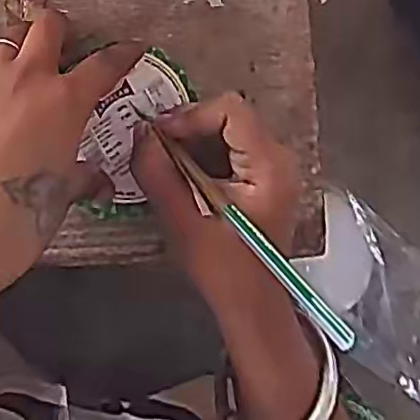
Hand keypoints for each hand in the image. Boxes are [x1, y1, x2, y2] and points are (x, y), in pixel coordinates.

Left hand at [0, 9, 143, 300]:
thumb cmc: (13, 222)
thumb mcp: (59, 198)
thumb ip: (81, 177)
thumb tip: (96, 179)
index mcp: (65, 102)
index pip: (104, 64)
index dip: (121, 53)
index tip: (128, 49)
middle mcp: (28, 78)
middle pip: (48, 25)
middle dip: (59, 29)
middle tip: (61, 46)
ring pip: (8, 40)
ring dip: (19, 50)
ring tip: (18, 71)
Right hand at [131, 92, 303, 297]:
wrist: (252, 308)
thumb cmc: (224, 270)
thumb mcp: (184, 223)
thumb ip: (158, 173)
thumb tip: (140, 132)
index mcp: (270, 166)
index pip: (231, 110)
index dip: (191, 115)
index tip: (160, 132)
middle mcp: (279, 157)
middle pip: (229, 115)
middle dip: (188, 125)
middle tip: (155, 141)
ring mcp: (273, 164)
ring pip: (225, 126)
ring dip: (192, 137)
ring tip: (163, 155)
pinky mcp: (263, 173)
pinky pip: (228, 143)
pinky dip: (201, 149)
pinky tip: (181, 170)